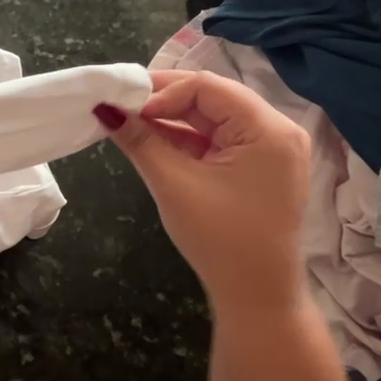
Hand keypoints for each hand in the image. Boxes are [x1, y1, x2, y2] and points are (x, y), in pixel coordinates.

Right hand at [97, 69, 311, 318]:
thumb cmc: (219, 237)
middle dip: (163, 100)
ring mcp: (269, 150)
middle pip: (211, 97)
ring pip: (211, 117)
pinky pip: (216, 139)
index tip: (122, 108)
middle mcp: (276, 131)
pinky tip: (151, 140)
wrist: (256, 294)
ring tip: (129, 123)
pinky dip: (183, 138)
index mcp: (268, 129)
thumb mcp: (173, 183)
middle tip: (119, 107)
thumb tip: (104, 107)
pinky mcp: (257, 167)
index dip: (160, 91)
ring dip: (170, 118)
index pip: (206, 87)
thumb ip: (140, 140)